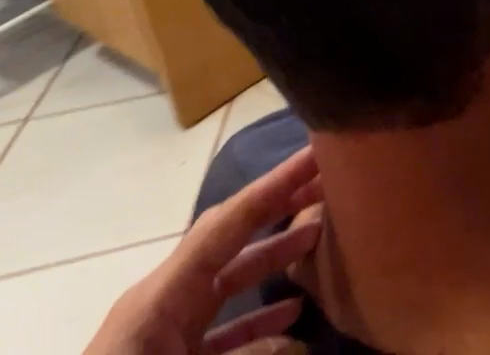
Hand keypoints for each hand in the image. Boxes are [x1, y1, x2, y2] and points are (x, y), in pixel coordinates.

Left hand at [85, 148, 323, 354]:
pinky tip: (292, 315)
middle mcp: (163, 304)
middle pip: (230, 241)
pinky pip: (222, 325)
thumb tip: (302, 342)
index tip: (316, 153)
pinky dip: (259, 314)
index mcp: (159, 297)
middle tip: (330, 185)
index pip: (227, 223)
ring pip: (229, 280)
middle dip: (279, 210)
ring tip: (320, 240)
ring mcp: (164, 333)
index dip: (275, 185)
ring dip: (275, 258)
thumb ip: (245, 352)